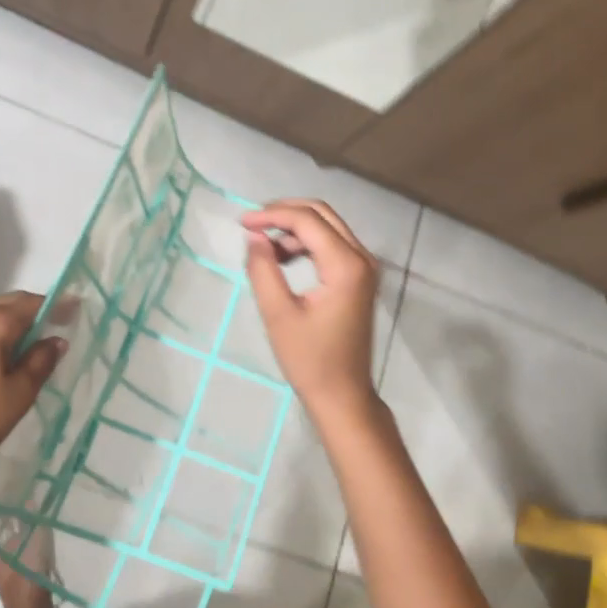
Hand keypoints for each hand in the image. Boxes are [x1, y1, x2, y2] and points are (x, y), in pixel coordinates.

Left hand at [0, 292, 64, 490]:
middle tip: (57, 330)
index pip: (32, 303)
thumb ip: (40, 361)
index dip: (57, 306)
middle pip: (8, 305)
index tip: (76, 312)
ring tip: (30, 350)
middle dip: (33, 314)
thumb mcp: (18, 394)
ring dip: (11, 327)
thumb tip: (55, 340)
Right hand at [241, 199, 379, 410]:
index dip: (272, 215)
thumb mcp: (278, 314)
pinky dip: (306, 243)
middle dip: (284, 213)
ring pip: (328, 227)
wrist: (343, 394)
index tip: (242, 222)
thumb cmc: (310, 360)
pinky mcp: (359, 278)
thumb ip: (263, 269)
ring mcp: (364, 268)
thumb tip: (254, 236)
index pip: (307, 220)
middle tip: (251, 224)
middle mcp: (362, 258)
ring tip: (263, 248)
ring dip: (294, 229)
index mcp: (346, 265)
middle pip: (321, 214)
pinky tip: (282, 259)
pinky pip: (332, 245)